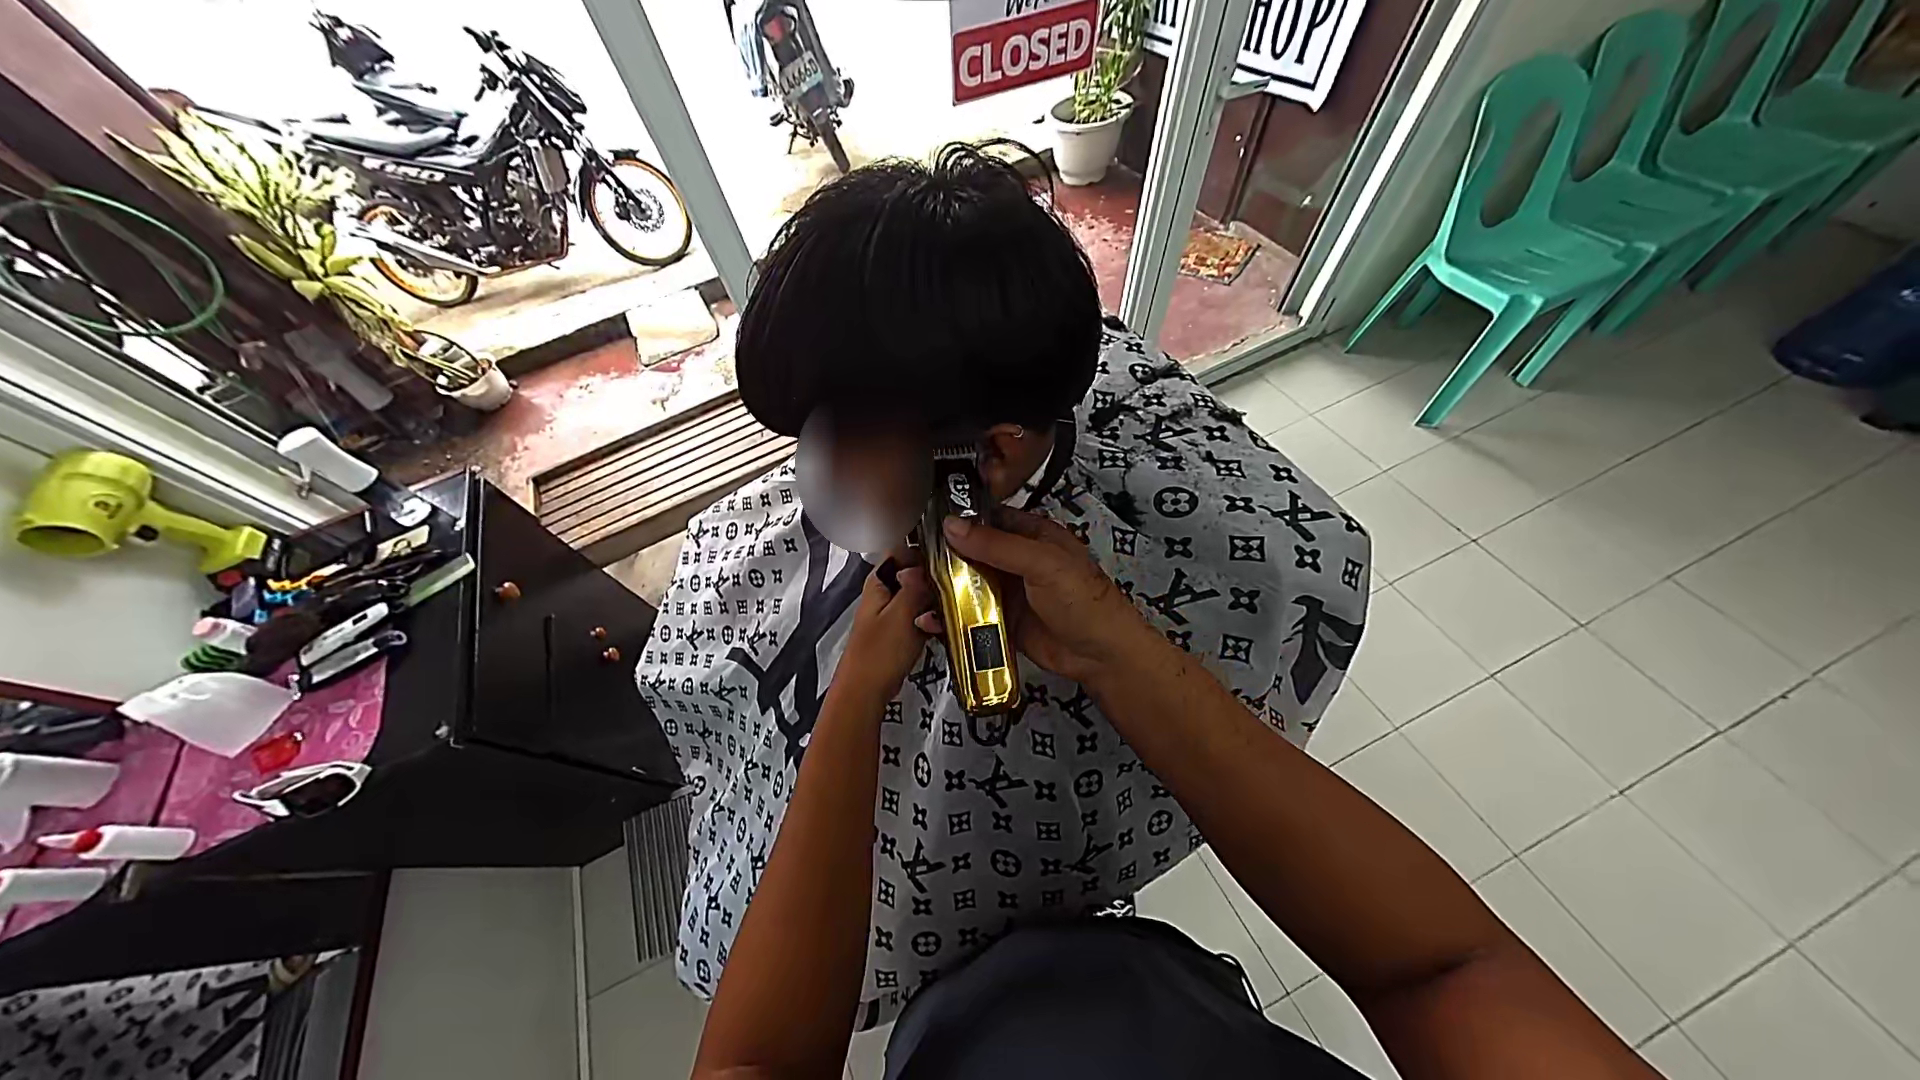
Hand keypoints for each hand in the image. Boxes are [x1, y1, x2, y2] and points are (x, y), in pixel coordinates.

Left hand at [835, 564, 934, 703]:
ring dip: (935, 605)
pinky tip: (937, 632)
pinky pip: (924, 616)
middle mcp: (885, 591)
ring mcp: (894, 610)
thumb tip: (926, 562)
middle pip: (917, 573)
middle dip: (934, 583)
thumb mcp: (902, 614)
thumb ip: (916, 585)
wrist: (865, 693)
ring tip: (938, 620)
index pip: (904, 550)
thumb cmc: (878, 654)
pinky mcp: (902, 628)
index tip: (947, 563)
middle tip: (945, 597)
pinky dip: (932, 621)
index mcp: (879, 580)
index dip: (925, 554)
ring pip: (923, 596)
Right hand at [925, 508, 1156, 683]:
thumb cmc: (1087, 602)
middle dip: (940, 556)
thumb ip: (998, 544)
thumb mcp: (1042, 564)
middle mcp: (1015, 561)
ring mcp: (1006, 591)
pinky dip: (947, 617)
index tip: (926, 523)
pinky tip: (931, 618)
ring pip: (964, 584)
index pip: (987, 518)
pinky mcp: (1000, 621)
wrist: (1101, 654)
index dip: (958, 519)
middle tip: (911, 558)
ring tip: (913, 586)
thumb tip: (955, 526)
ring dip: (939, 586)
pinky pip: (967, 615)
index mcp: (1031, 535)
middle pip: (969, 552)